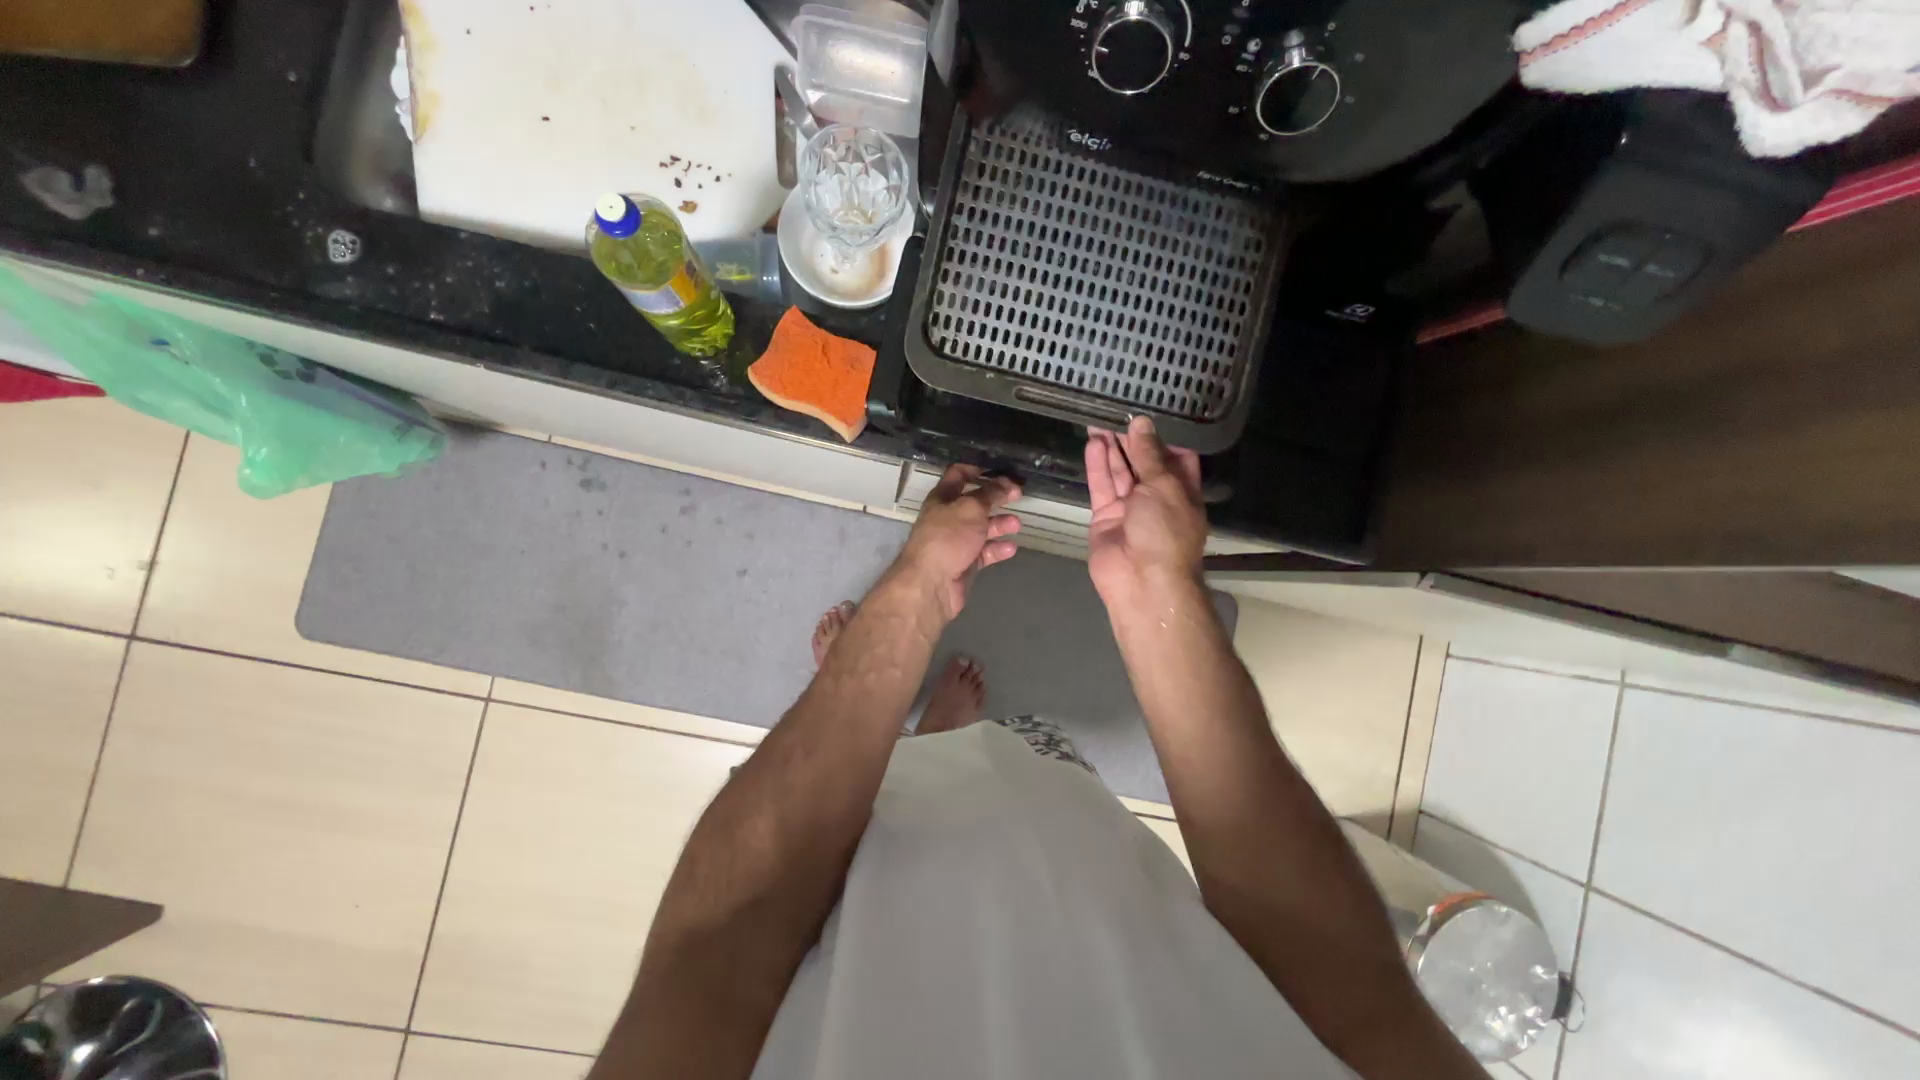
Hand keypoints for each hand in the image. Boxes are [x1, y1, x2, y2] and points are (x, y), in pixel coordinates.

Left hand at [892, 464, 1022, 619]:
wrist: (931, 582)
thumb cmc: (948, 537)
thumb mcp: (971, 508)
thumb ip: (990, 494)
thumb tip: (1007, 483)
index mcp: (942, 498)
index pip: (958, 474)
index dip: (978, 469)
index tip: (1001, 469)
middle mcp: (948, 517)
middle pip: (975, 502)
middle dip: (996, 498)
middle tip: (1018, 494)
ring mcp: (956, 542)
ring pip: (982, 528)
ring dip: (1000, 525)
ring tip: (1016, 525)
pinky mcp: (964, 563)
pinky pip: (984, 553)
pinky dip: (997, 549)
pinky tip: (1010, 548)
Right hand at [1084, 417, 1207, 608]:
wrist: (1143, 582)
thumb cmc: (1165, 532)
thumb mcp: (1163, 486)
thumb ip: (1148, 455)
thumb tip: (1141, 424)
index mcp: (1183, 492)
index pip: (1175, 458)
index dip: (1161, 439)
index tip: (1146, 417)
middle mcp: (1157, 499)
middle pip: (1143, 463)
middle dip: (1131, 441)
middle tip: (1114, 415)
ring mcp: (1130, 509)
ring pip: (1120, 473)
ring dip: (1111, 450)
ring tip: (1098, 423)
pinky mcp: (1106, 517)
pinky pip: (1102, 487)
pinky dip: (1098, 466)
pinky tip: (1093, 444)